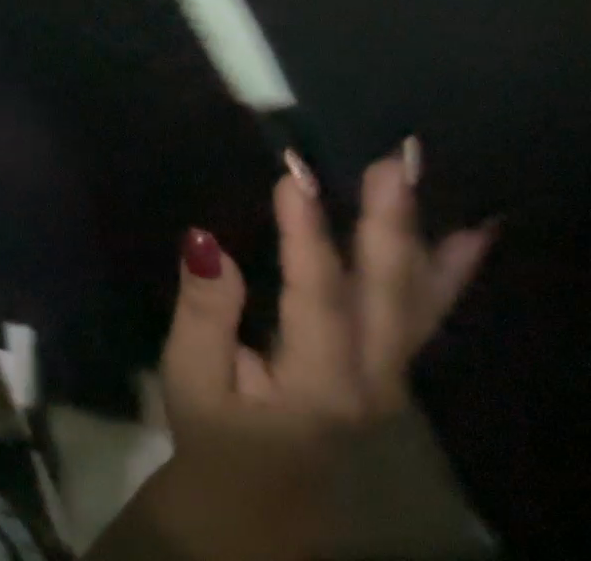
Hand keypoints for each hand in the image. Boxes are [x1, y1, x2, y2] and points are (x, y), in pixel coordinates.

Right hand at [144, 142, 496, 560]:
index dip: (307, 234)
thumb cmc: (214, 432)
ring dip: (425, 234)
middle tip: (396, 158)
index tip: (294, 174)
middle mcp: (374, 376)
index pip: (318, 295)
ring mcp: (393, 375)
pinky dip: (448, 270)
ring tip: (436, 178)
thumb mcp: (190, 376)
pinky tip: (466, 237)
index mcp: (319, 381)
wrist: (258, 498)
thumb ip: (204, 312)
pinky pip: (426, 313)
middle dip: (391, 220)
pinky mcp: (391, 368)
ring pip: (419, 298)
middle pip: (389, 290)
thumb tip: (206, 241)